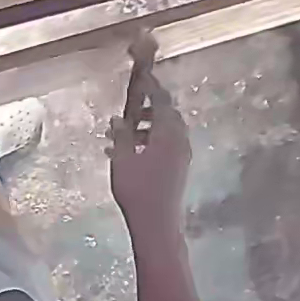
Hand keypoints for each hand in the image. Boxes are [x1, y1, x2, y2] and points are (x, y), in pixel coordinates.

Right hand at [109, 67, 190, 238]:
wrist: (157, 223)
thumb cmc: (137, 190)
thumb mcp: (122, 160)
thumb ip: (121, 136)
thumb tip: (118, 118)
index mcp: (167, 134)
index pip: (162, 101)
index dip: (151, 87)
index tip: (141, 77)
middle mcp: (179, 141)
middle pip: (166, 115)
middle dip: (146, 109)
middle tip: (127, 111)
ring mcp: (181, 155)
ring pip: (165, 131)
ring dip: (145, 128)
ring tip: (120, 135)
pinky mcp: (178, 167)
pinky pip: (165, 145)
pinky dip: (149, 141)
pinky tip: (128, 153)